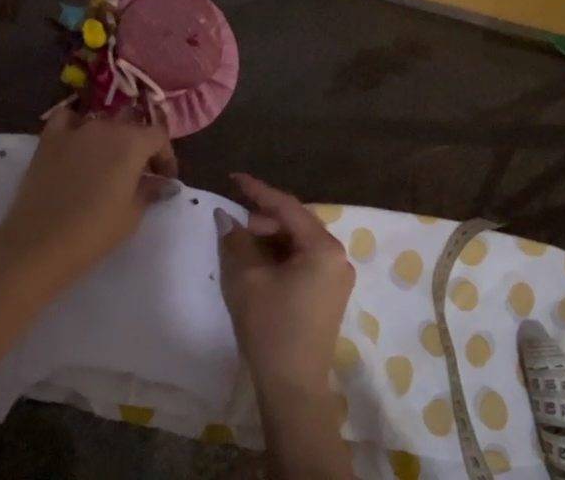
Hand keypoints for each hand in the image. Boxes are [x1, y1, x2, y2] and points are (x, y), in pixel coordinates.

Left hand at [0, 104, 178, 283]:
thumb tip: (165, 182)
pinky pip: (67, 118)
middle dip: (141, 145)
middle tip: (140, 173)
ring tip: (109, 162)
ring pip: (101, 120)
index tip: (164, 178)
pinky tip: (77, 141)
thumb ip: (150, 190)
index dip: (165, 156)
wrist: (40, 241)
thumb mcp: (132, 214)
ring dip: (111, 136)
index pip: (158, 135)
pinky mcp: (49, 139)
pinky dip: (76, 123)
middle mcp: (105, 127)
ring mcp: (75, 130)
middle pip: (131, 124)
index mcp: (131, 143)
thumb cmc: (94, 231)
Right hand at [216, 174, 353, 397]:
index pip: (287, 206)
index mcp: (323, 248)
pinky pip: (304, 262)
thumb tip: (226, 218)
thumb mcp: (247, 278)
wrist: (293, 387)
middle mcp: (337, 258)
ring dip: (271, 238)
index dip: (257, 190)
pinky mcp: (329, 296)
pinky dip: (280, 257)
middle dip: (265, 218)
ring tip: (243, 243)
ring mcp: (336, 278)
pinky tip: (258, 263)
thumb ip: (237, 240)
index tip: (233, 178)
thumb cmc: (271, 326)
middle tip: (236, 222)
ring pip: (299, 243)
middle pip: (297, 223)